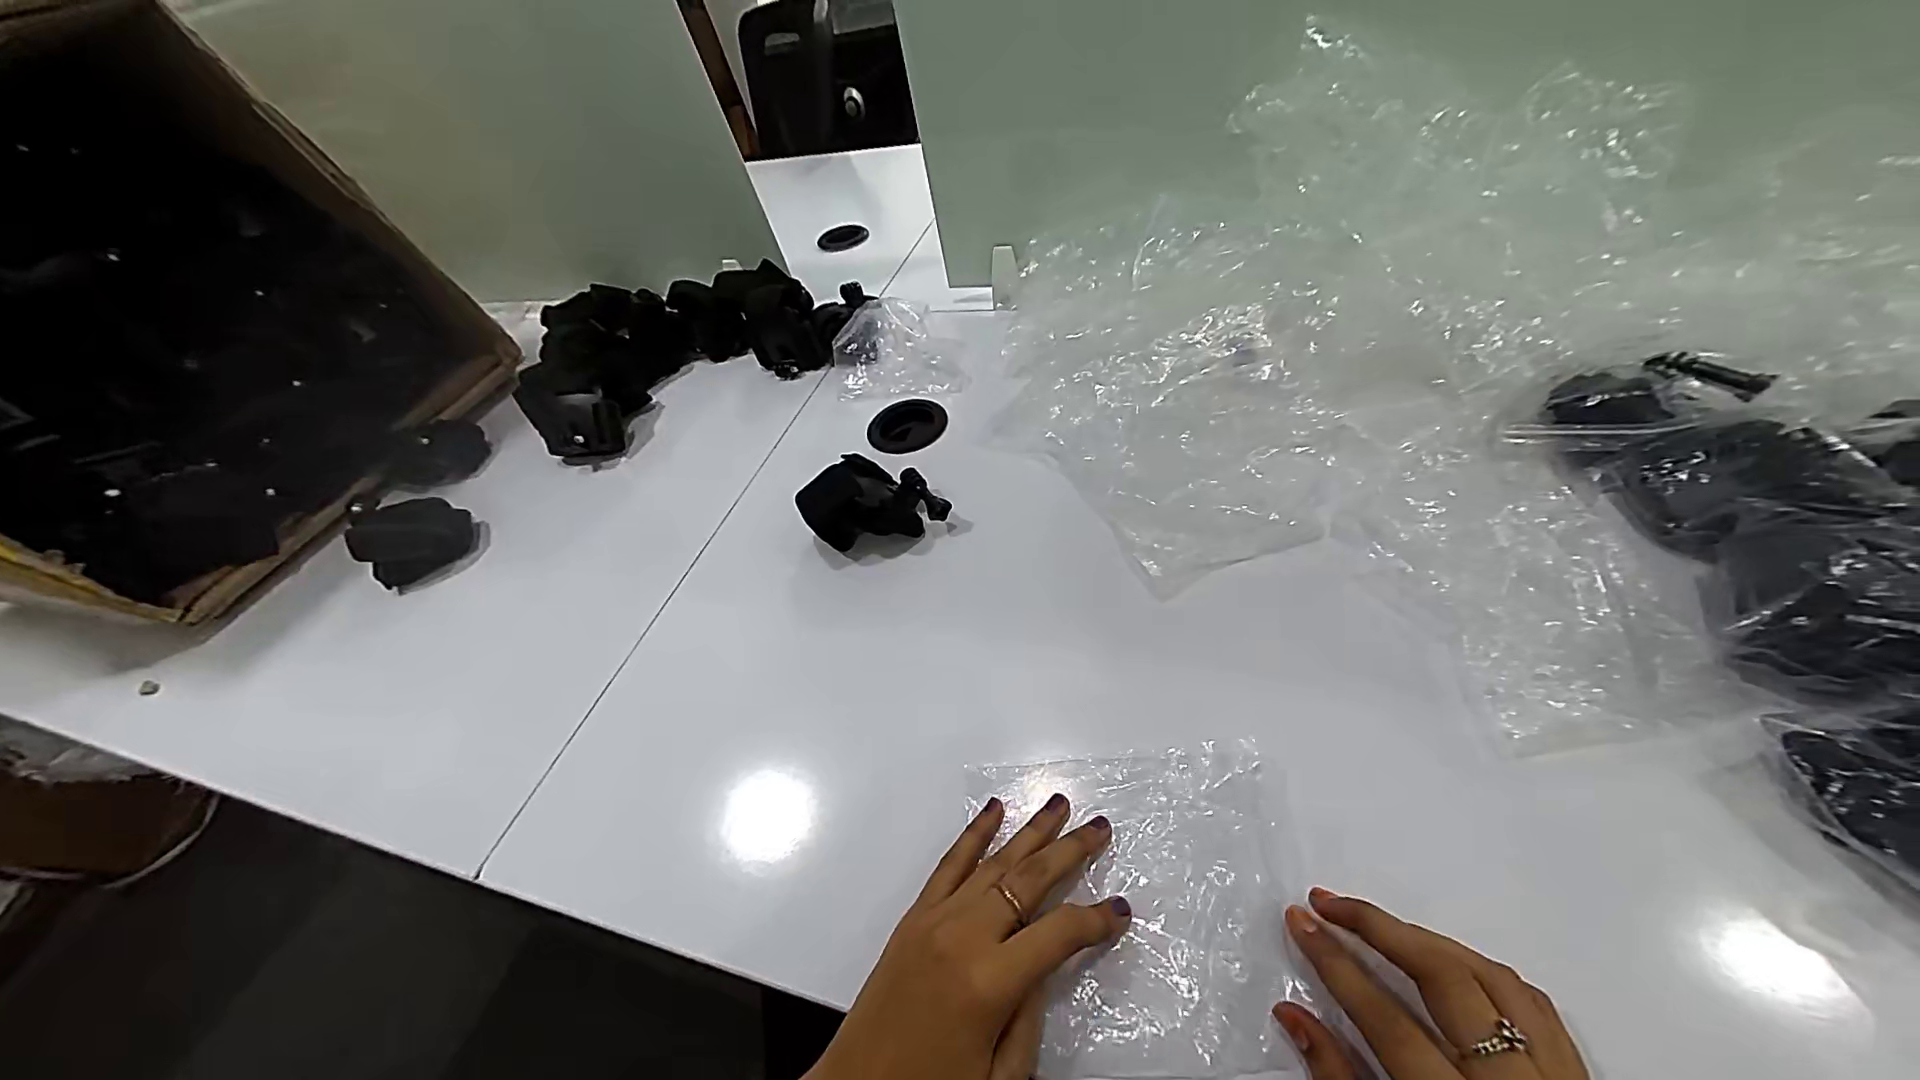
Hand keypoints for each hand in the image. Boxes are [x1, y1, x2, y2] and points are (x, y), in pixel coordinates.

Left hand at [804, 794, 1131, 1079]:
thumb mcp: (1000, 1073)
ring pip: (993, 861)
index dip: (1094, 921)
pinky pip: (949, 863)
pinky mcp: (915, 915)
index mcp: (989, 982)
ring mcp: (935, 918)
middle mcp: (962, 936)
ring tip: (1058, 804)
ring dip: (1029, 831)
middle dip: (1069, 851)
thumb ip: (1031, 1012)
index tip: (1119, 910)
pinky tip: (993, 810)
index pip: (1057, 934)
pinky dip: (974, 833)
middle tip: (1099, 828)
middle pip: (1028, 880)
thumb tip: (1046, 959)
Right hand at [1273, 889, 1589, 1079]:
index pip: (1385, 1018)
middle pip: (1443, 979)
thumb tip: (1292, 1016)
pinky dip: (1479, 966)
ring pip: (1489, 977)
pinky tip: (1444, 955)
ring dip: (1423, 936)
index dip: (1334, 961)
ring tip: (1376, 920)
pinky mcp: (1580, 1078)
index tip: (1301, 923)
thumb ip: (1340, 1079)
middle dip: (1376, 927)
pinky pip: (1531, 1001)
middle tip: (1328, 903)